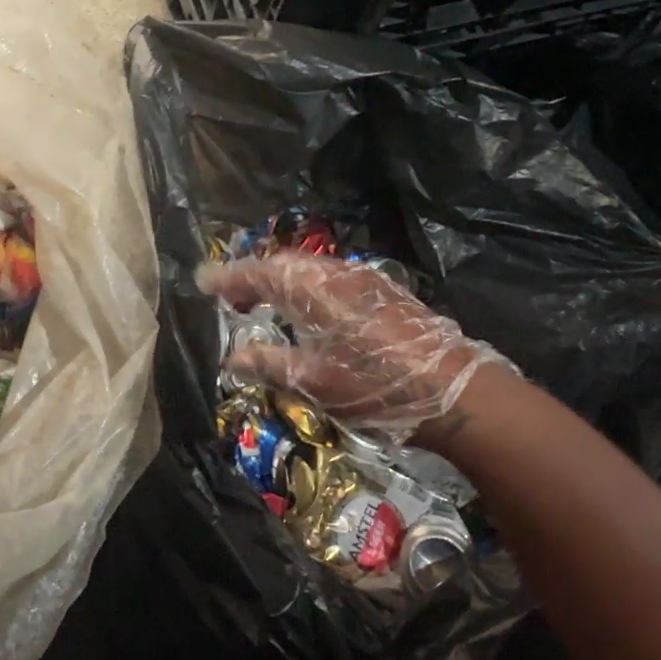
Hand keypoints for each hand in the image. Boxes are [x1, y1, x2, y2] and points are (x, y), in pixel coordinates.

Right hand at [199, 253, 514, 443]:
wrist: (457, 394)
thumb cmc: (378, 388)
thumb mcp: (315, 383)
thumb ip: (269, 364)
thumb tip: (232, 359)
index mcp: (315, 289)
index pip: (260, 272)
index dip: (229, 277)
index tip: (202, 281)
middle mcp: (338, 274)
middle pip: (285, 265)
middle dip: (252, 277)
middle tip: (228, 296)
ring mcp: (366, 281)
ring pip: (310, 270)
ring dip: (281, 282)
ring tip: (261, 303)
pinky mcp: (385, 293)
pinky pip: (331, 279)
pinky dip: (306, 288)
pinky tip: (307, 312)